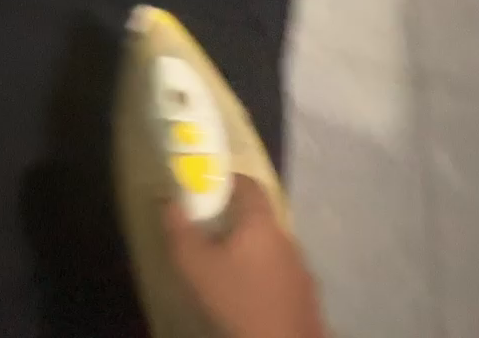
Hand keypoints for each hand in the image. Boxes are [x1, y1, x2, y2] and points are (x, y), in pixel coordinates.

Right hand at [163, 176, 324, 337]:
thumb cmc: (237, 299)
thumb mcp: (192, 263)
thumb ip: (178, 227)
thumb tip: (170, 200)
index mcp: (261, 224)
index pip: (249, 184)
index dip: (226, 179)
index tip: (205, 187)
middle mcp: (288, 240)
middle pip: (258, 217)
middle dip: (232, 219)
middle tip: (206, 231)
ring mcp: (302, 270)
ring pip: (270, 246)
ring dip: (249, 249)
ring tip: (225, 266)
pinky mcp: (308, 298)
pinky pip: (281, 272)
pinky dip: (263, 274)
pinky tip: (247, 292)